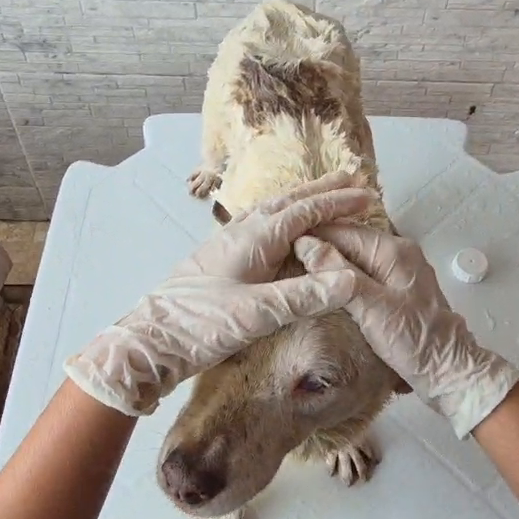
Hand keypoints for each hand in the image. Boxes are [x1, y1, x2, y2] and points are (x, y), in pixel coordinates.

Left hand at [65, 173, 370, 415]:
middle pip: (289, 201)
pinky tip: (280, 225)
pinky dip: (282, 216)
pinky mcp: (221, 256)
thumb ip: (305, 296)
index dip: (338, 203)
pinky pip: (260, 223)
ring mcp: (228, 241)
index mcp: (255, 237)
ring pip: (273, 209)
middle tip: (353, 178)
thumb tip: (352, 281)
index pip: (306, 211)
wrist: (151, 340)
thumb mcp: (258, 314)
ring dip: (302, 200)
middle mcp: (242, 231)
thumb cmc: (201, 326)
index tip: (367, 195)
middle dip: (323, 190)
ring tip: (324, 194)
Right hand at [295, 226, 518, 436]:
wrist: (448, 372)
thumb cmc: (412, 341)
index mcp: (393, 249)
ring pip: (356, 257)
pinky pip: (364, 273)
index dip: (310, 234)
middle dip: (319, 246)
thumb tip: (305, 242)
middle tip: (281, 257)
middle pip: (349, 240)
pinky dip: (344, 277)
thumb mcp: (371, 306)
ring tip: (296, 271)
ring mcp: (400, 271)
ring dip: (330, 263)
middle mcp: (399, 252)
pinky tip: (326, 288)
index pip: (342, 229)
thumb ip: (338, 272)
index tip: (278, 242)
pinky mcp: (398, 290)